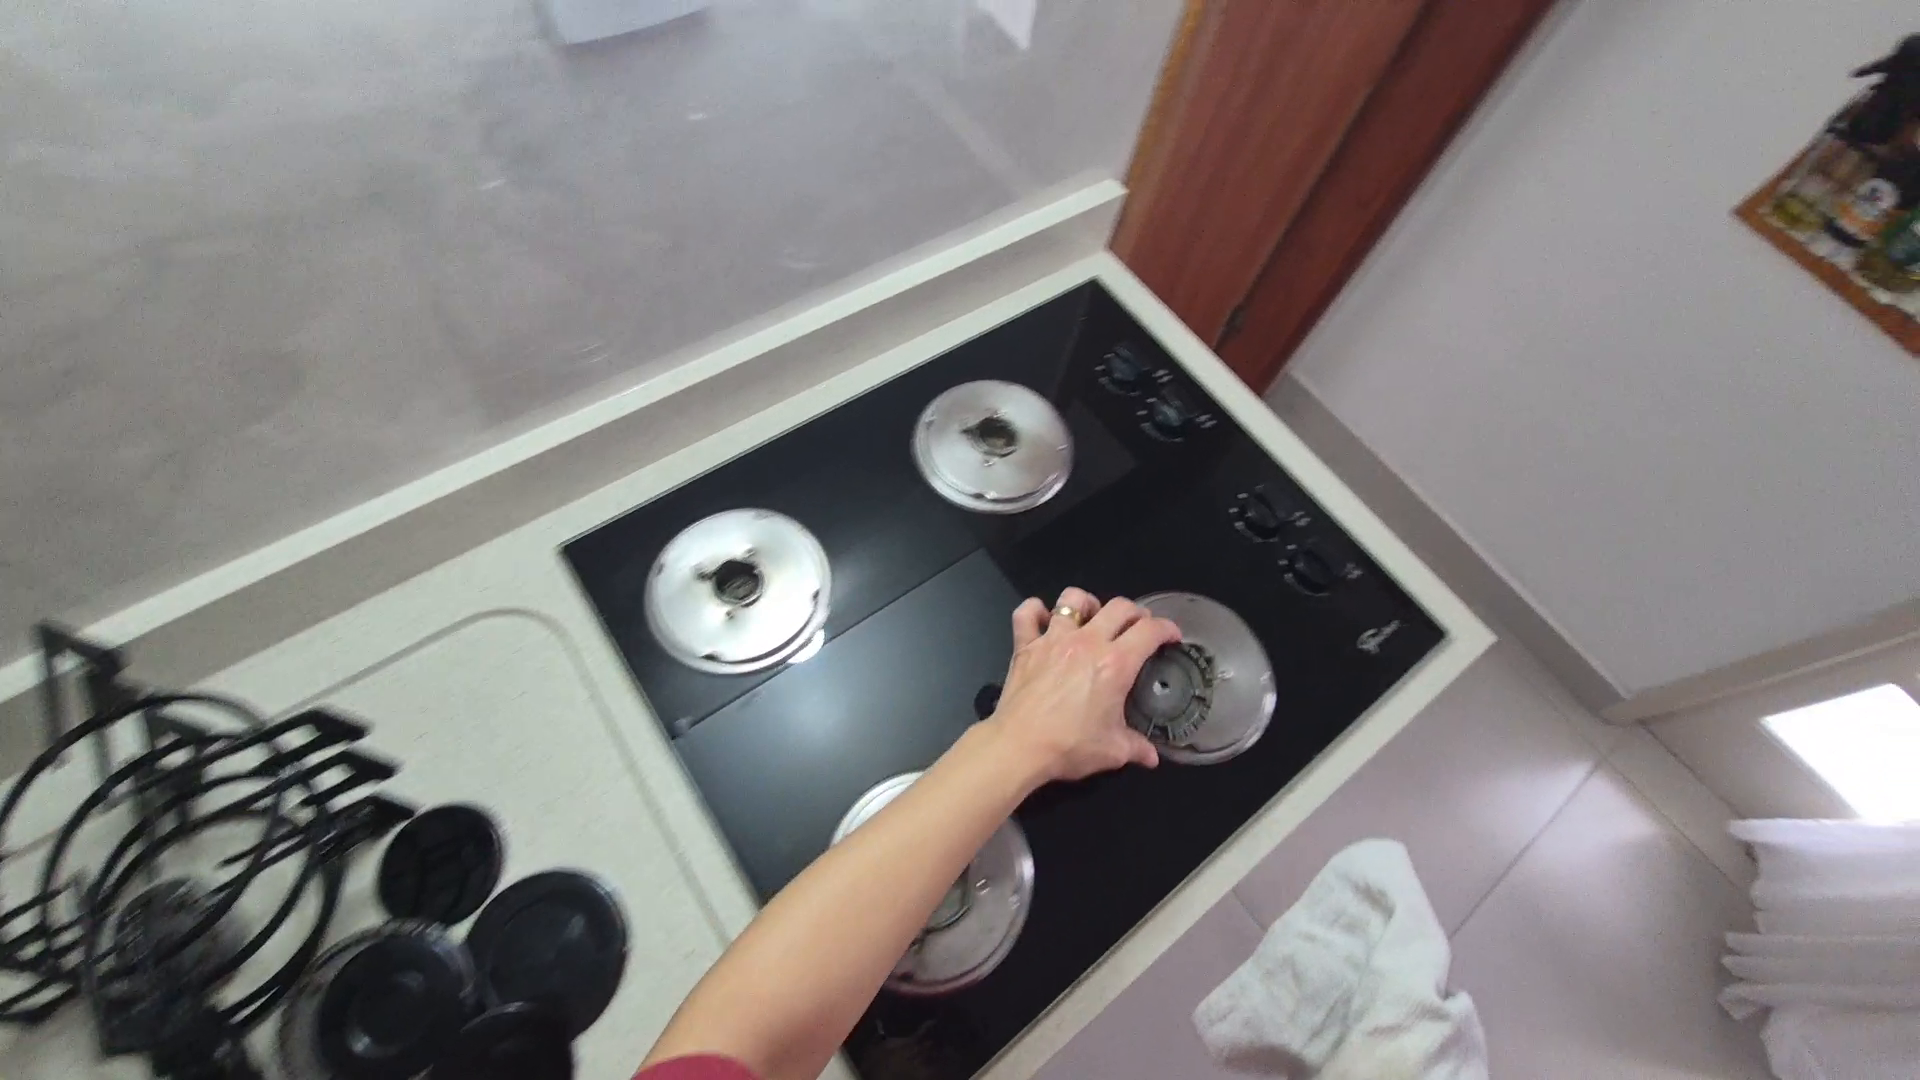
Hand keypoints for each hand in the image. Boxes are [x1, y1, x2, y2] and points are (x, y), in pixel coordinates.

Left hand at [985, 588, 1181, 783]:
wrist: (1020, 746)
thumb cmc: (1070, 746)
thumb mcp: (1112, 751)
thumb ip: (1137, 747)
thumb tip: (1152, 757)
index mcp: (1115, 663)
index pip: (1150, 630)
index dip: (1167, 628)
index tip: (1171, 636)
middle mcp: (1086, 642)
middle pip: (1118, 606)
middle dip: (1135, 613)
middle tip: (1137, 628)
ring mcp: (1053, 639)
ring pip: (1072, 599)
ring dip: (1088, 603)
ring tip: (1092, 618)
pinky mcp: (1025, 645)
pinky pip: (1027, 613)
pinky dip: (1035, 610)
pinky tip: (1044, 620)